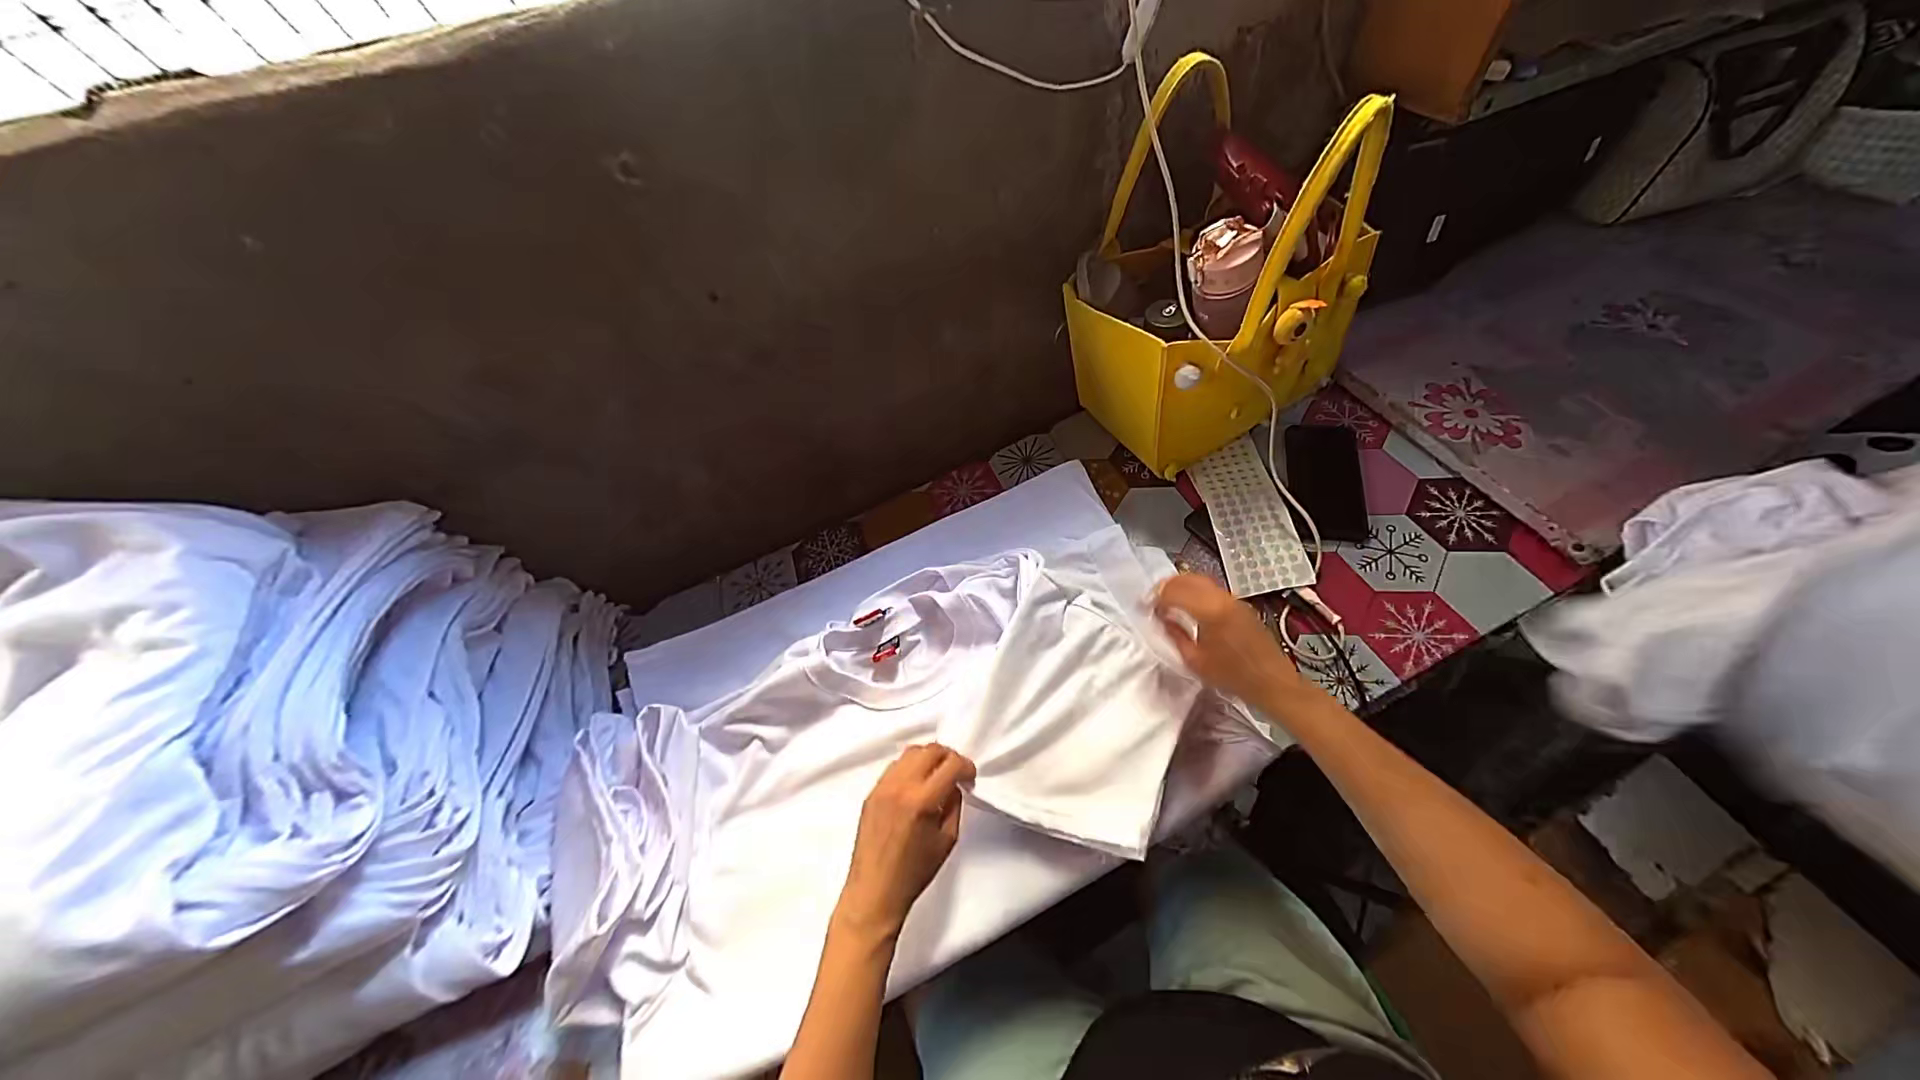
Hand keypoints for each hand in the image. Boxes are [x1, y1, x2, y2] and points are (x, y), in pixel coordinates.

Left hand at [836, 743, 974, 938]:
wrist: (875, 890)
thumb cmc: (913, 872)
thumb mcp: (947, 839)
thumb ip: (954, 804)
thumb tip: (954, 784)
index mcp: (922, 800)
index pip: (950, 764)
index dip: (966, 766)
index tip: (969, 776)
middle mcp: (900, 787)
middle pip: (930, 750)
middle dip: (949, 757)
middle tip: (957, 772)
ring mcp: (882, 787)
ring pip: (911, 752)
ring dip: (929, 758)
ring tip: (937, 775)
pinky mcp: (871, 793)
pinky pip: (894, 766)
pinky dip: (910, 766)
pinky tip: (917, 783)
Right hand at [1153, 574, 1311, 705]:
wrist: (1272, 682)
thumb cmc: (1233, 676)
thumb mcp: (1195, 660)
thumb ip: (1174, 635)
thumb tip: (1162, 618)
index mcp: (1210, 611)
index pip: (1174, 592)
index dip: (1156, 597)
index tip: (1147, 607)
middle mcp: (1223, 599)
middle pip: (1187, 579)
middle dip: (1166, 587)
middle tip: (1154, 600)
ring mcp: (1235, 600)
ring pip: (1201, 580)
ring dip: (1181, 587)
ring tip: (1169, 601)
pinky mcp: (1241, 605)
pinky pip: (1212, 589)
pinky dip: (1196, 591)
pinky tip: (1190, 607)